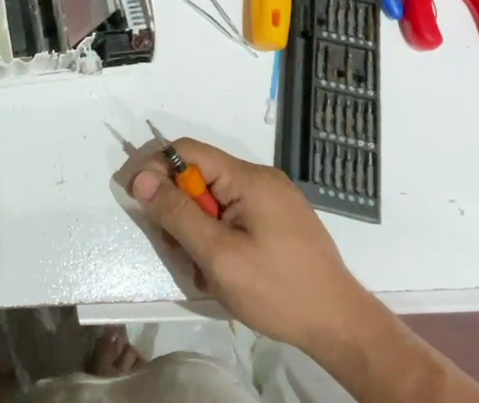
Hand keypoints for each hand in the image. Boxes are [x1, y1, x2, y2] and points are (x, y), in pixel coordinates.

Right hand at [127, 137, 379, 349]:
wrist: (342, 327)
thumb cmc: (278, 290)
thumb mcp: (219, 256)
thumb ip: (178, 214)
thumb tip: (141, 178)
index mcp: (249, 179)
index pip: (187, 151)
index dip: (155, 168)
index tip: (137, 199)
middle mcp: (261, 180)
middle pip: (199, 177)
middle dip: (179, 211)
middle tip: (178, 250)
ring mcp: (273, 201)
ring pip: (214, 200)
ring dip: (198, 231)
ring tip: (205, 270)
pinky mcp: (279, 222)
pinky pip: (233, 216)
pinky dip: (218, 238)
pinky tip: (224, 270)